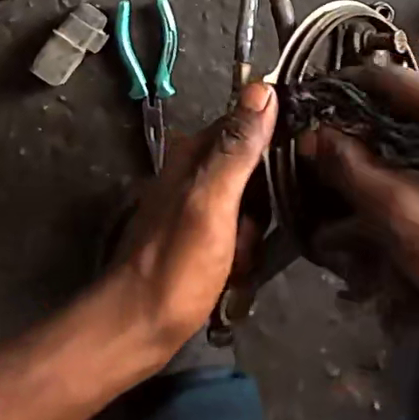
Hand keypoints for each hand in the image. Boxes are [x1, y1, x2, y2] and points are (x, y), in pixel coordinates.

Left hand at [106, 82, 276, 357]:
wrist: (135, 330)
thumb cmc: (176, 266)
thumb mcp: (213, 201)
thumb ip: (239, 147)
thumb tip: (262, 89)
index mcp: (195, 151)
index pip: (251, 123)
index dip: (274, 148)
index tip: (283, 179)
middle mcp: (194, 169)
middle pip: (255, 169)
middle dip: (262, 205)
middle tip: (248, 235)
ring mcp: (196, 202)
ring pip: (250, 204)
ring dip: (252, 234)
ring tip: (236, 260)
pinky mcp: (199, 233)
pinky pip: (237, 230)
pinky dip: (240, 252)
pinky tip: (230, 273)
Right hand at [299, 66, 418, 335]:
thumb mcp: (404, 214)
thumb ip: (352, 168)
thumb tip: (314, 135)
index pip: (391, 79)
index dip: (346, 91)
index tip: (314, 109)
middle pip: (410, 101)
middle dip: (367, 124)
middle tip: (332, 150)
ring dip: (391, 144)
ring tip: (360, 172)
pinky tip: (400, 185)